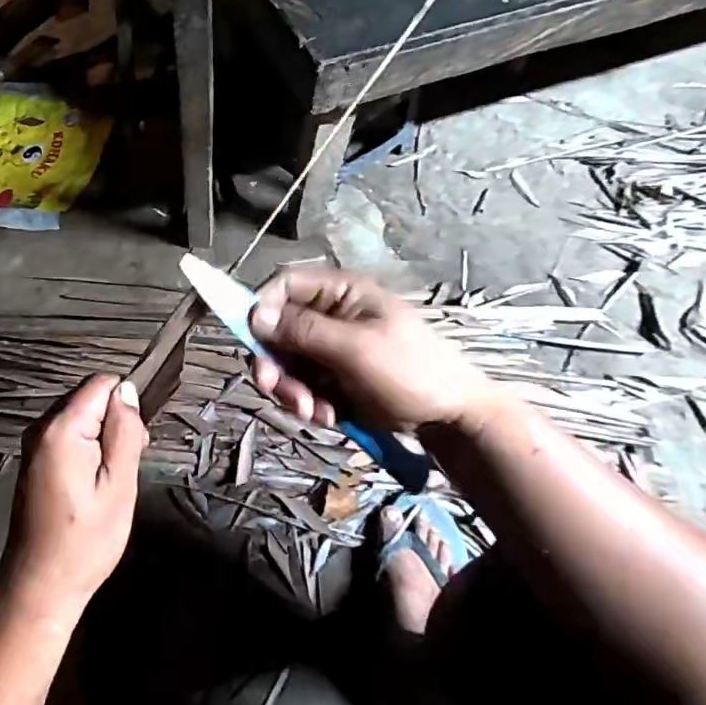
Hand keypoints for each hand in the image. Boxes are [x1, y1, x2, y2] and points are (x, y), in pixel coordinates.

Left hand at [0, 374, 145, 626]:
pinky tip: (95, 481)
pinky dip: (88, 447)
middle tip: (128, 463)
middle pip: (89, 397)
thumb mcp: (119, 485)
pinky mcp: (34, 460)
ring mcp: (34, 444)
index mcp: (60, 429)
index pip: (101, 384)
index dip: (126, 402)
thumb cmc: (85, 541)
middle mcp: (41, 428)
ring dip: (104, 436)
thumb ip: (125, 432)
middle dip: (115, 419)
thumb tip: (127, 390)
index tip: (137, 438)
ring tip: (113, 477)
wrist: (40, 586)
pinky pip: (69, 434)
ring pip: (81, 416)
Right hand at [249, 268, 497, 434]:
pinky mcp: (334, 377)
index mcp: (341, 292)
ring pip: (287, 363)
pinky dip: (309, 403)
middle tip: (278, 390)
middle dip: (277, 363)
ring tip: (315, 412)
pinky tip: (330, 416)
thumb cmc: (410, 371)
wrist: (451, 419)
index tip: (254, 339)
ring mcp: (332, 348)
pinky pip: (304, 385)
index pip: (285, 285)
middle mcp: (331, 315)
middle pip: (278, 329)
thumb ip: (304, 330)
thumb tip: (255, 314)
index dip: (263, 307)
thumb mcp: (356, 348)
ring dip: (293, 390)